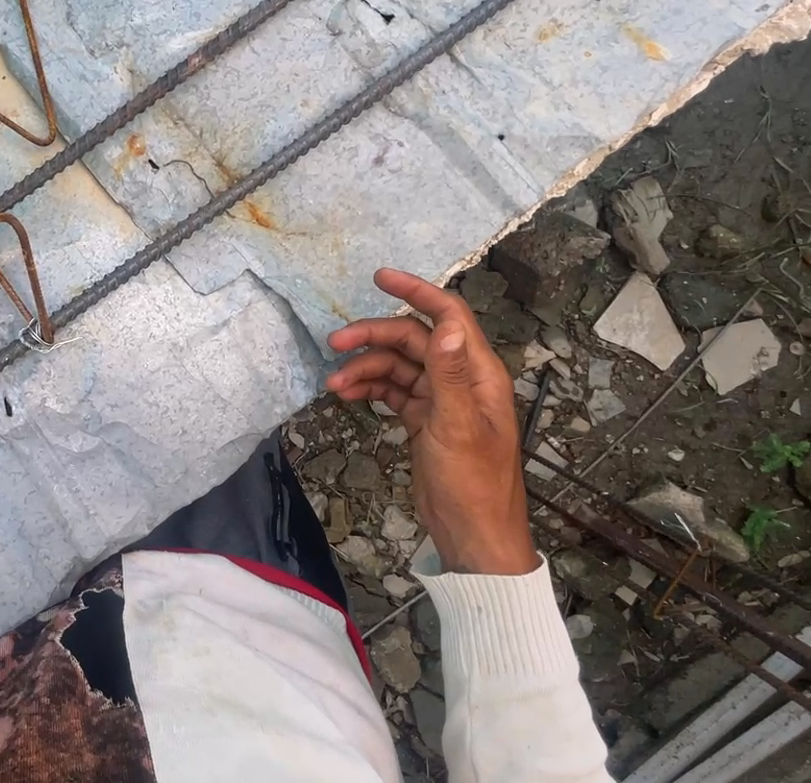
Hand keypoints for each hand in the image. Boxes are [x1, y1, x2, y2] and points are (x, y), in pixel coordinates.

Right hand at [324, 268, 537, 576]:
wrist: (471, 533)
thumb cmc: (472, 481)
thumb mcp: (458, 425)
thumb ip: (449, 373)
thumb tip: (446, 323)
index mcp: (476, 373)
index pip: (448, 316)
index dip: (416, 292)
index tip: (380, 277)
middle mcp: (458, 378)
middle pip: (412, 339)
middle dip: (373, 337)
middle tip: (334, 342)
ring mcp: (438, 398)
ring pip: (396, 365)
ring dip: (364, 367)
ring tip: (335, 383)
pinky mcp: (422, 417)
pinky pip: (390, 389)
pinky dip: (368, 388)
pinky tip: (347, 395)